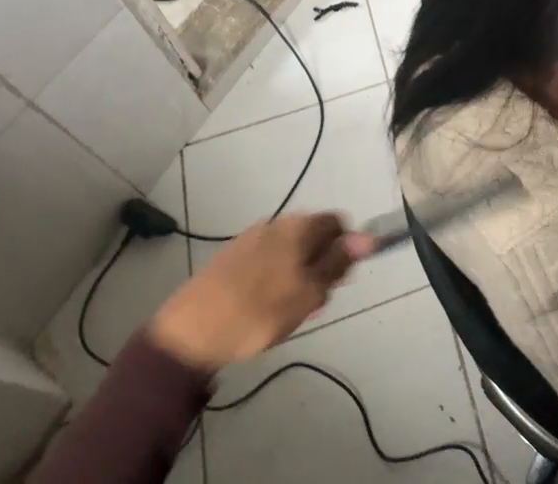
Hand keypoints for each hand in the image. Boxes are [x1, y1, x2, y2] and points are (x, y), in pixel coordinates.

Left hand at [147, 213, 375, 370]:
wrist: (189, 333)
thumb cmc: (259, 312)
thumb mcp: (309, 291)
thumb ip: (339, 263)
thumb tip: (367, 237)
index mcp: (298, 227)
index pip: (338, 223)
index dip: (346, 249)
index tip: (338, 281)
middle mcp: (275, 224)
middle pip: (314, 237)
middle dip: (320, 266)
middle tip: (312, 302)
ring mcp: (250, 239)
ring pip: (290, 253)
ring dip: (297, 277)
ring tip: (286, 313)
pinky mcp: (231, 259)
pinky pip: (267, 263)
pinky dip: (273, 282)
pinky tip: (262, 310)